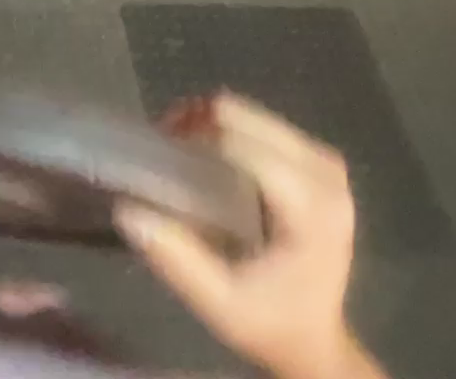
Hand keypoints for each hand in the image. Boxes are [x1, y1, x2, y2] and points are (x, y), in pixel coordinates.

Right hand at [116, 94, 376, 378]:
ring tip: (180, 140)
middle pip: (251, 120)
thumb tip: (128, 210)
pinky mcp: (320, 165)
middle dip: (202, 121)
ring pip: (257, 115)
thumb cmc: (268, 320)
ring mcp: (326, 168)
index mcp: (310, 213)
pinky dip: (230, 124)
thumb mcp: (220, 305)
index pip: (248, 149)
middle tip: (166, 141)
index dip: (199, 138)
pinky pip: (267, 124)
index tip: (163, 147)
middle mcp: (325, 180)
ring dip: (213, 119)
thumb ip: (178, 261)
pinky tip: (208, 146)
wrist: (315, 340)